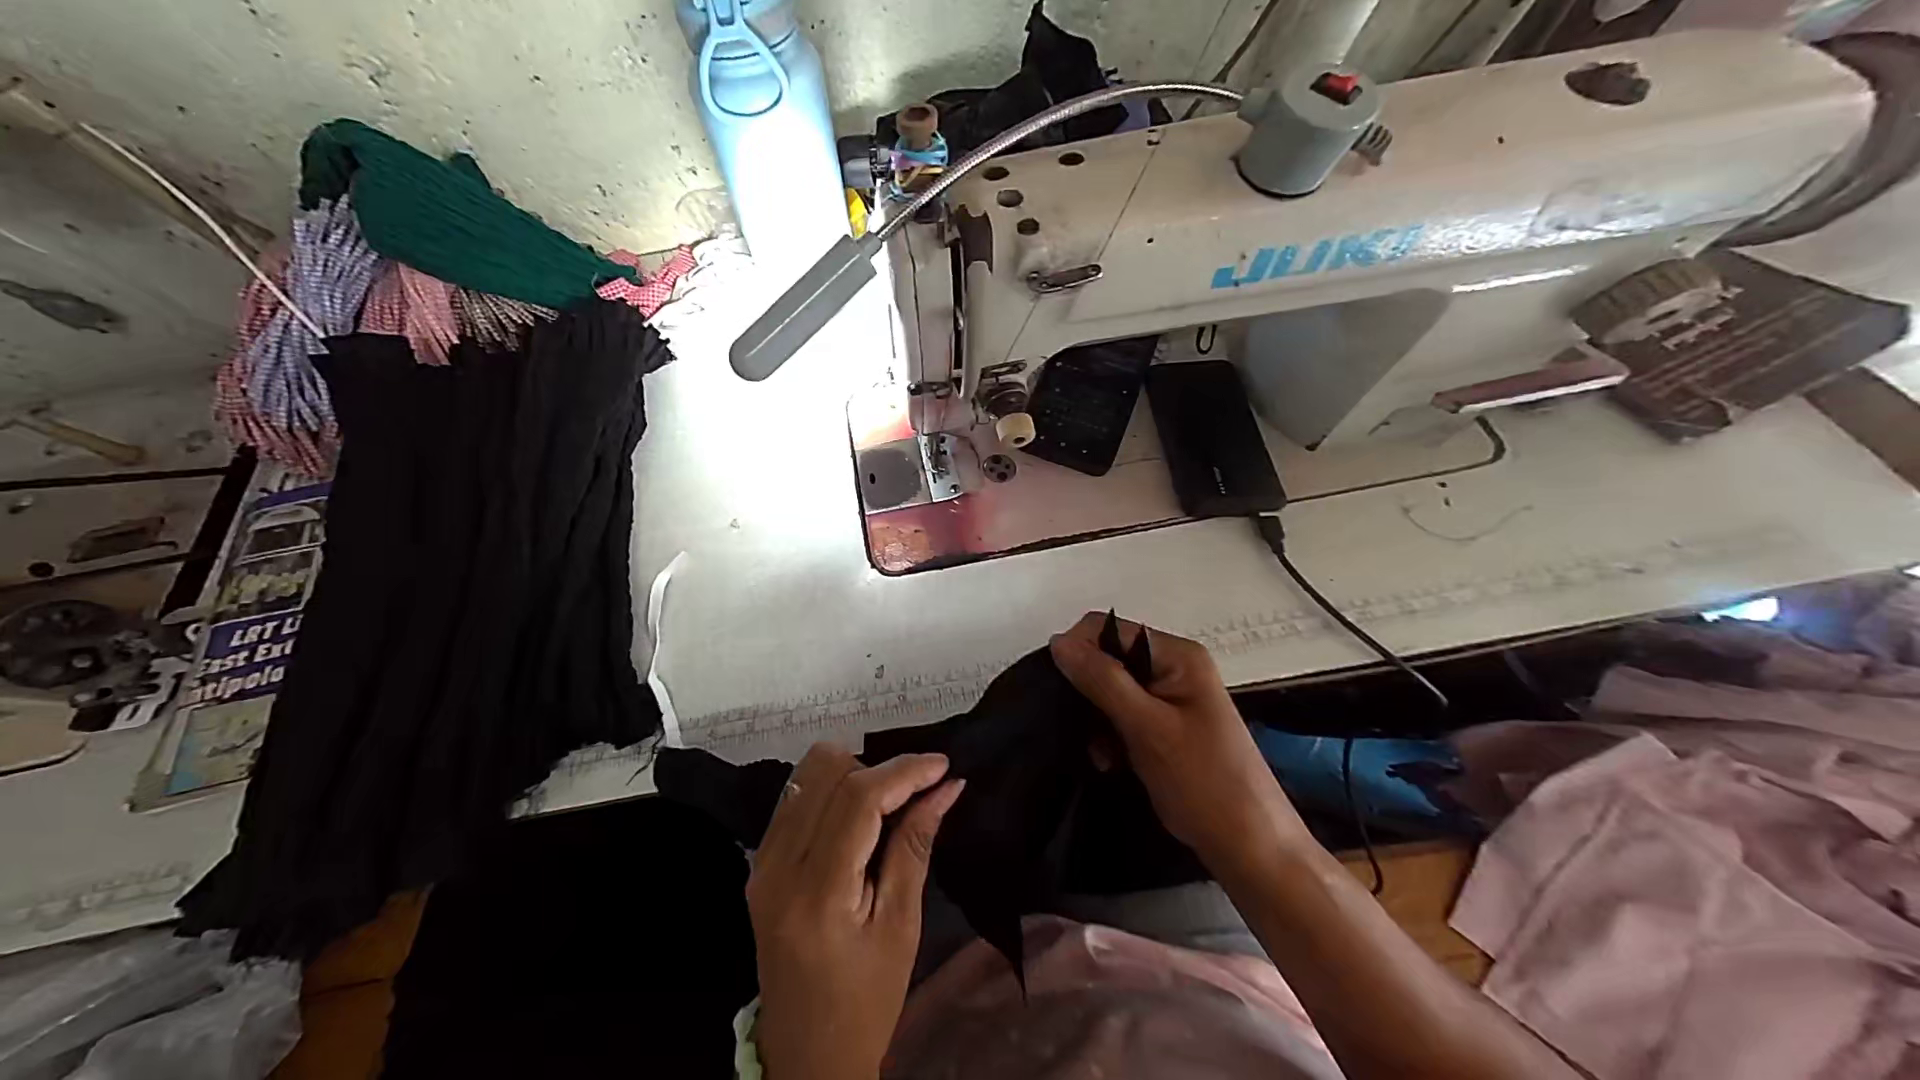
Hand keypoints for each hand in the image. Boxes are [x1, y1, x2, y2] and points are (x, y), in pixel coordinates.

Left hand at [747, 744, 963, 1079]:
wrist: (805, 1054)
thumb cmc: (866, 999)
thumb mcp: (901, 926)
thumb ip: (915, 846)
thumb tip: (945, 787)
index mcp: (817, 892)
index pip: (858, 800)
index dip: (903, 771)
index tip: (942, 765)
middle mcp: (777, 867)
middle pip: (826, 773)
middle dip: (878, 770)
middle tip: (914, 793)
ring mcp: (761, 863)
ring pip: (807, 776)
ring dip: (853, 774)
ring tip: (888, 804)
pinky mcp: (758, 863)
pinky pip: (796, 798)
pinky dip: (831, 791)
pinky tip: (858, 816)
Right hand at [1050, 612, 1307, 874]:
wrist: (1249, 844)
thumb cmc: (1204, 782)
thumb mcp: (1148, 728)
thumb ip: (1102, 680)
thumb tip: (1058, 642)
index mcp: (1177, 656)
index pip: (1109, 629)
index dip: (1079, 652)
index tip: (1062, 692)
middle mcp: (1173, 667)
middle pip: (1109, 659)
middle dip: (1087, 691)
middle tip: (1084, 730)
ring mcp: (1169, 698)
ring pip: (1110, 691)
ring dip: (1097, 720)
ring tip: (1101, 754)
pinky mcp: (1163, 726)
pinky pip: (1120, 716)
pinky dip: (1108, 736)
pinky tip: (1110, 762)